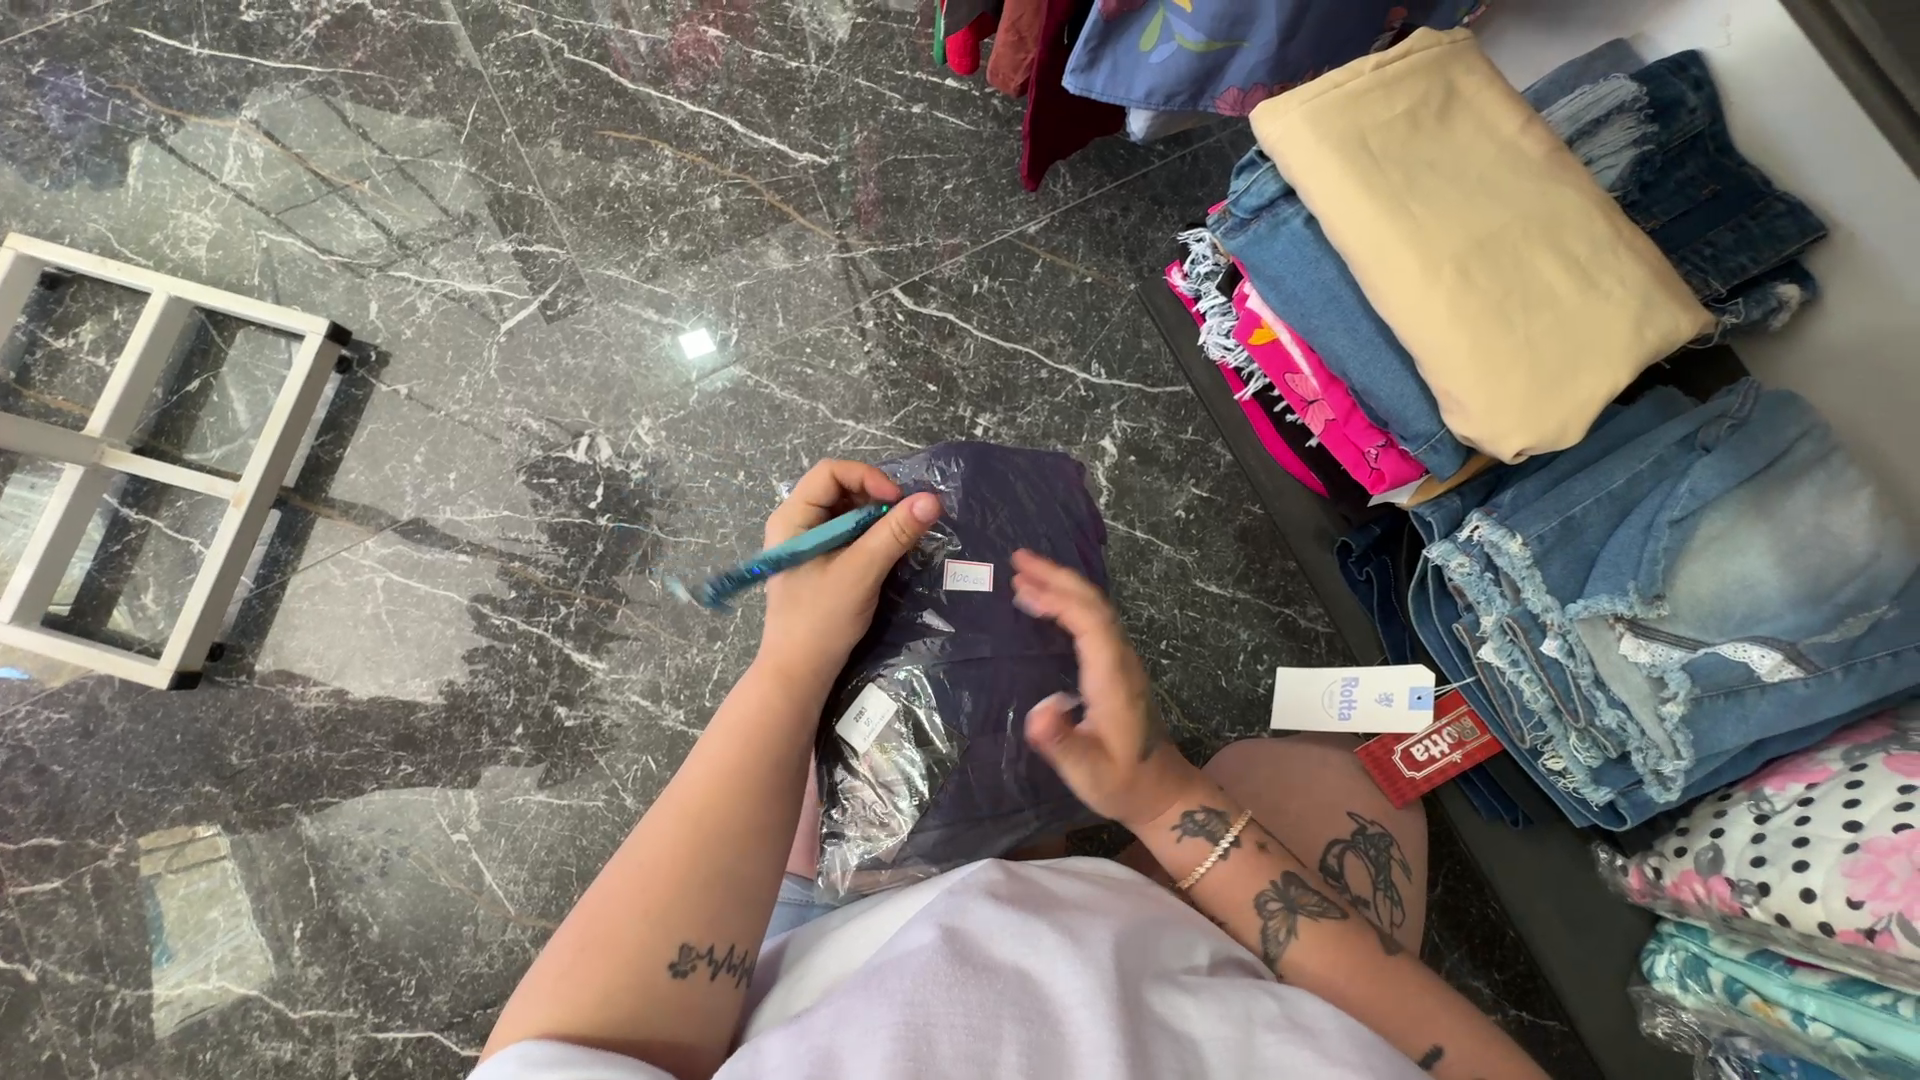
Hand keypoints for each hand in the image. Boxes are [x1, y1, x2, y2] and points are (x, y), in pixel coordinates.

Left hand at [756, 459, 940, 686]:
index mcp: (792, 517)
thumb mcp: (861, 572)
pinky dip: (872, 535)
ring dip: (877, 516)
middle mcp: (797, 523)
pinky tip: (889, 549)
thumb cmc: (821, 619)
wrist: (799, 671)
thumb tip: (932, 499)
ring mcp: (809, 543)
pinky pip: (850, 533)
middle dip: (875, 496)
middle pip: (839, 488)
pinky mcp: (822, 561)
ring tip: (900, 533)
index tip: (897, 500)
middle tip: (905, 516)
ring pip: (848, 511)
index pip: (830, 472)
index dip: (867, 477)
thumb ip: (895, 534)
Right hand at [1011, 550, 1204, 830]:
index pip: (1091, 624)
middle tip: (1018, 559)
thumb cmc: (1124, 784)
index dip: (1059, 599)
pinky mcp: (1118, 667)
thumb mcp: (1089, 774)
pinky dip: (1069, 603)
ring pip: (1096, 609)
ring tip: (1024, 573)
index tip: (1023, 585)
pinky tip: (1047, 602)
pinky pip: (1094, 621)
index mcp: (1113, 680)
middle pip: (1095, 605)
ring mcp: (1123, 662)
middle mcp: (1121, 661)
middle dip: (1058, 577)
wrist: (1162, 792)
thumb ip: (1062, 743)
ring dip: (1063, 586)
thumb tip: (1038, 711)